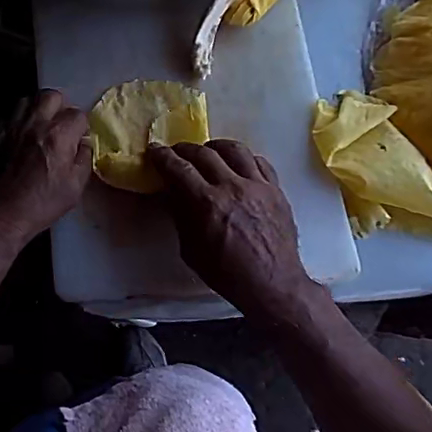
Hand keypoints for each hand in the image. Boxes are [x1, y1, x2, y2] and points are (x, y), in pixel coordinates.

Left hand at [0, 90, 92, 243]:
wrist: (1, 213)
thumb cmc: (42, 204)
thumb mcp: (75, 187)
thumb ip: (84, 159)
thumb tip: (83, 144)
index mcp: (59, 135)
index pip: (78, 115)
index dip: (82, 127)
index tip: (79, 140)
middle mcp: (36, 123)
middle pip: (52, 96)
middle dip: (61, 108)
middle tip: (61, 125)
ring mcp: (13, 126)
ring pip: (29, 99)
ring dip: (39, 109)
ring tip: (41, 126)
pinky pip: (10, 114)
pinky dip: (20, 120)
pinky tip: (22, 135)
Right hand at [148, 140, 322, 318]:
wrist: (271, 284)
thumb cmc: (226, 273)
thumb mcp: (191, 249)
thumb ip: (181, 216)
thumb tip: (173, 193)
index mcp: (207, 203)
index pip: (179, 168)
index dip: (163, 157)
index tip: (155, 151)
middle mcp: (232, 186)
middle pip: (204, 153)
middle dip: (185, 149)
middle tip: (176, 152)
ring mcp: (258, 185)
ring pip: (235, 150)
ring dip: (215, 147)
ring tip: (208, 152)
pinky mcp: (276, 190)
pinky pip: (260, 162)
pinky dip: (244, 159)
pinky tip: (237, 165)